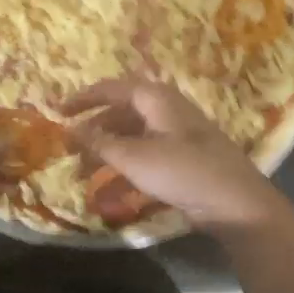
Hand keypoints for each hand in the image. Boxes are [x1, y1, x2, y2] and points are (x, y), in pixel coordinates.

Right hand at [62, 78, 287, 235]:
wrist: (236, 203)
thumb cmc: (183, 171)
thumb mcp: (134, 158)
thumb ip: (99, 142)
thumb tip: (69, 129)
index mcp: (157, 99)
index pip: (112, 89)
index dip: (83, 99)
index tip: (57, 112)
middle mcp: (167, 110)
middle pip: (120, 114)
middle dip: (92, 132)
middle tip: (68, 150)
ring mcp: (177, 135)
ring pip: (131, 137)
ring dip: (105, 153)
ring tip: (82, 175)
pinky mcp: (183, 158)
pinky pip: (145, 155)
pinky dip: (124, 167)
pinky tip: (109, 189)